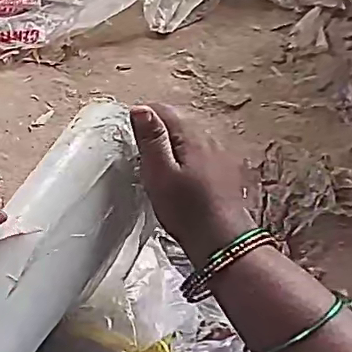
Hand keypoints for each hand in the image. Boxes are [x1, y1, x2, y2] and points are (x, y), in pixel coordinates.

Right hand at [130, 103, 255, 260]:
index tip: (128, 135)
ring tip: (154, 166)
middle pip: (177, 122)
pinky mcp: (224, 172)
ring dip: (170, 144)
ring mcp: (220, 155)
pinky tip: (177, 178)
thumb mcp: (159, 173)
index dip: (141, 117)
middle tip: (138, 152)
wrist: (222, 242)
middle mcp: (210, 140)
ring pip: (188, 138)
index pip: (163, 110)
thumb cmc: (186, 210)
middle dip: (155, 130)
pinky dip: (183, 158)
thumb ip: (151, 139)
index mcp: (192, 137)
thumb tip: (140, 109)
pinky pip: (198, 153)